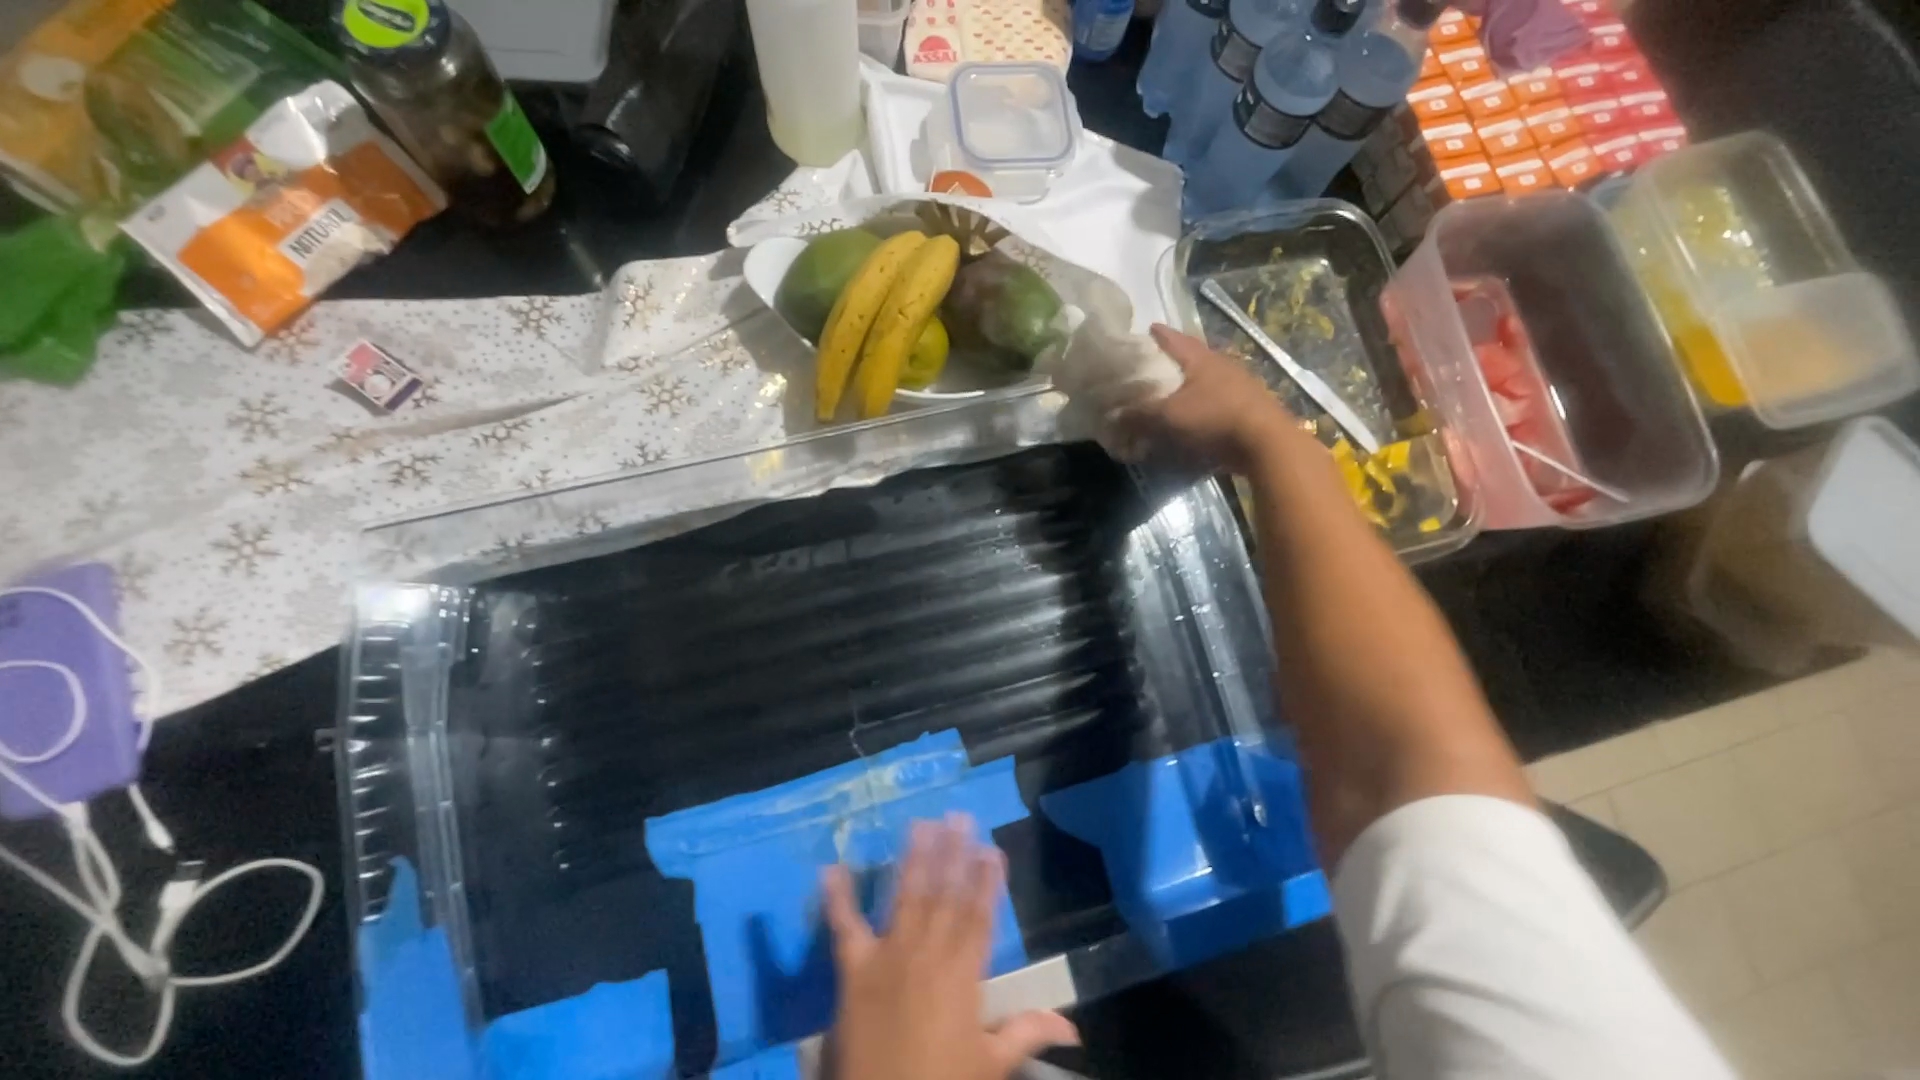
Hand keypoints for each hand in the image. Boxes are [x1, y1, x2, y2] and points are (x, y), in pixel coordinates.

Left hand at [822, 815, 1077, 1079]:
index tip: (992, 848)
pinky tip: (831, 868)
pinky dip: (837, 898)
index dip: (987, 882)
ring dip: (913, 859)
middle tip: (958, 816)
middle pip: (944, 895)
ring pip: (905, 897)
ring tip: (920, 824)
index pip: (979, 917)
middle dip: (953, 854)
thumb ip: (1026, 1032)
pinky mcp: (852, 970)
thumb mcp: (991, 1064)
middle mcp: (926, 953)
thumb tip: (1072, 1025)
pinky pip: (844, 927)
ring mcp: (887, 957)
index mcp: (962, 973)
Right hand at [1115, 325, 1307, 473]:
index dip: (1158, 334)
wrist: (1266, 443)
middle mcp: (1221, 364)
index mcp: (1200, 358)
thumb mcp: (1168, 417)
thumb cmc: (1213, 418)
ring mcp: (1239, 384)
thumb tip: (1113, 416)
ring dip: (1191, 383)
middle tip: (1156, 363)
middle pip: (1193, 356)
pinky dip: (1204, 403)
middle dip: (1175, 359)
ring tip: (1174, 391)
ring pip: (1207, 378)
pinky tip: (1196, 414)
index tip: (1147, 329)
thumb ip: (1139, 415)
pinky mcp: (1249, 406)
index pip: (1174, 338)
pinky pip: (1218, 399)